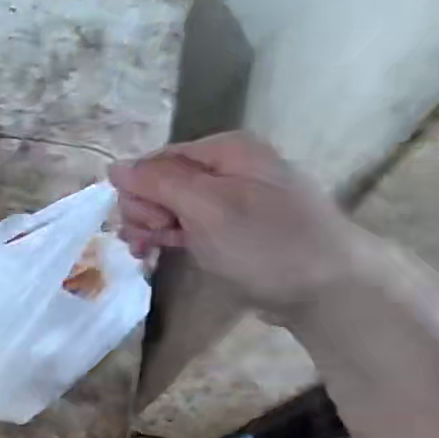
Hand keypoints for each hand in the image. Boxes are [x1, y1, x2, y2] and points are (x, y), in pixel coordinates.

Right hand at [108, 131, 378, 315]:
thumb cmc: (263, 243)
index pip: (153, 162)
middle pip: (158, 183)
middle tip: (154, 240)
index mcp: (222, 151)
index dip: (141, 193)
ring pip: (166, 207)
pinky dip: (166, 238)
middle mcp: (224, 167)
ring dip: (149, 229)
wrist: (324, 286)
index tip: (153, 224)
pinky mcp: (228, 229)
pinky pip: (183, 225)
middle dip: (144, 212)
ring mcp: (227, 200)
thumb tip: (114, 166)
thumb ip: (158, 183)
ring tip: (149, 254)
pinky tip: (158, 254)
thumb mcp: (206, 207)